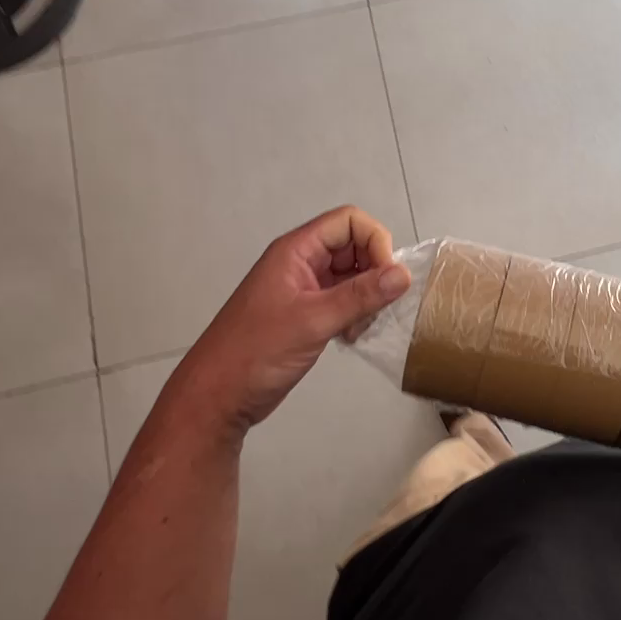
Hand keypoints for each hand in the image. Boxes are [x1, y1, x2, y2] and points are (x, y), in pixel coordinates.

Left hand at [184, 206, 410, 430]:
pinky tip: (351, 336)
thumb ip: (361, 296)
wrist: (217, 397)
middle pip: (353, 246)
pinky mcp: (307, 313)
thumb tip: (404, 274)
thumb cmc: (258, 352)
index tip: (387, 278)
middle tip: (377, 306)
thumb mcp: (313, 321)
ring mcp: (304, 288)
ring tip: (361, 326)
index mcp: (296, 251)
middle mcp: (301, 263)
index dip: (375, 242)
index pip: (349, 222)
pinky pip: (343, 298)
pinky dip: (355, 312)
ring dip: (366, 296)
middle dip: (373, 272)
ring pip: (351, 274)